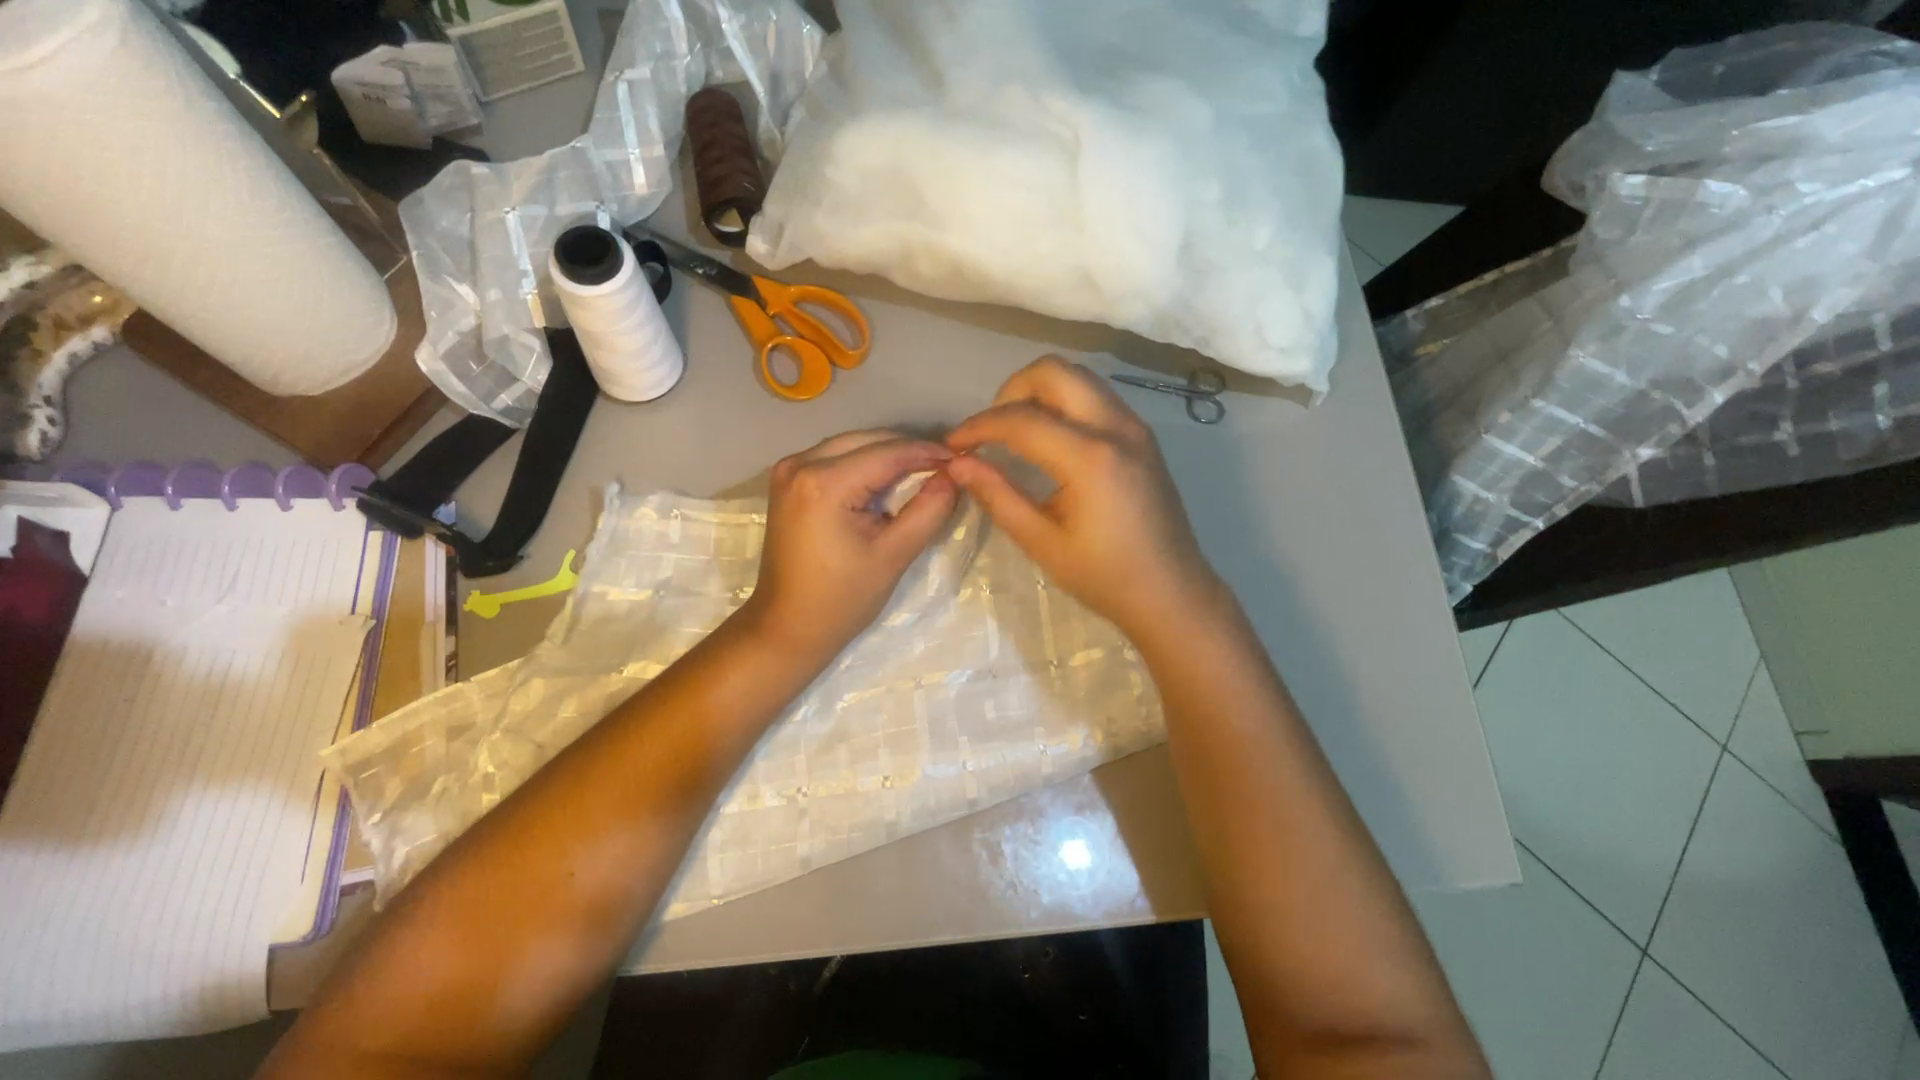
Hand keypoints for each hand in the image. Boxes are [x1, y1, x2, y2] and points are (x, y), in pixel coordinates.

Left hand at [743, 430, 959, 656]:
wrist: (788, 626)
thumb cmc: (841, 599)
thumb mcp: (893, 556)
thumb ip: (928, 511)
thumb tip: (954, 476)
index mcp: (823, 483)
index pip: (887, 453)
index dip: (928, 453)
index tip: (962, 459)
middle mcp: (800, 464)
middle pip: (867, 441)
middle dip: (908, 450)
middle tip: (947, 465)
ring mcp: (788, 470)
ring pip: (850, 444)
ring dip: (886, 453)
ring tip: (924, 470)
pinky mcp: (787, 481)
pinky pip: (833, 457)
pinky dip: (863, 462)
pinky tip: (889, 478)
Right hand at [946, 356, 1219, 638]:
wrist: (1172, 593)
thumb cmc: (1105, 577)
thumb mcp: (1042, 543)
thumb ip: (998, 496)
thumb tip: (957, 465)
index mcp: (1090, 458)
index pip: (1021, 419)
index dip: (979, 427)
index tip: (954, 445)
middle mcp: (1116, 428)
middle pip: (1053, 371)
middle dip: (1011, 392)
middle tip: (992, 431)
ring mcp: (1135, 426)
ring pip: (1078, 376)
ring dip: (1039, 392)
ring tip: (1017, 432)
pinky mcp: (1143, 435)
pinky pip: (1097, 396)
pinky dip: (1065, 402)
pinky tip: (1050, 440)